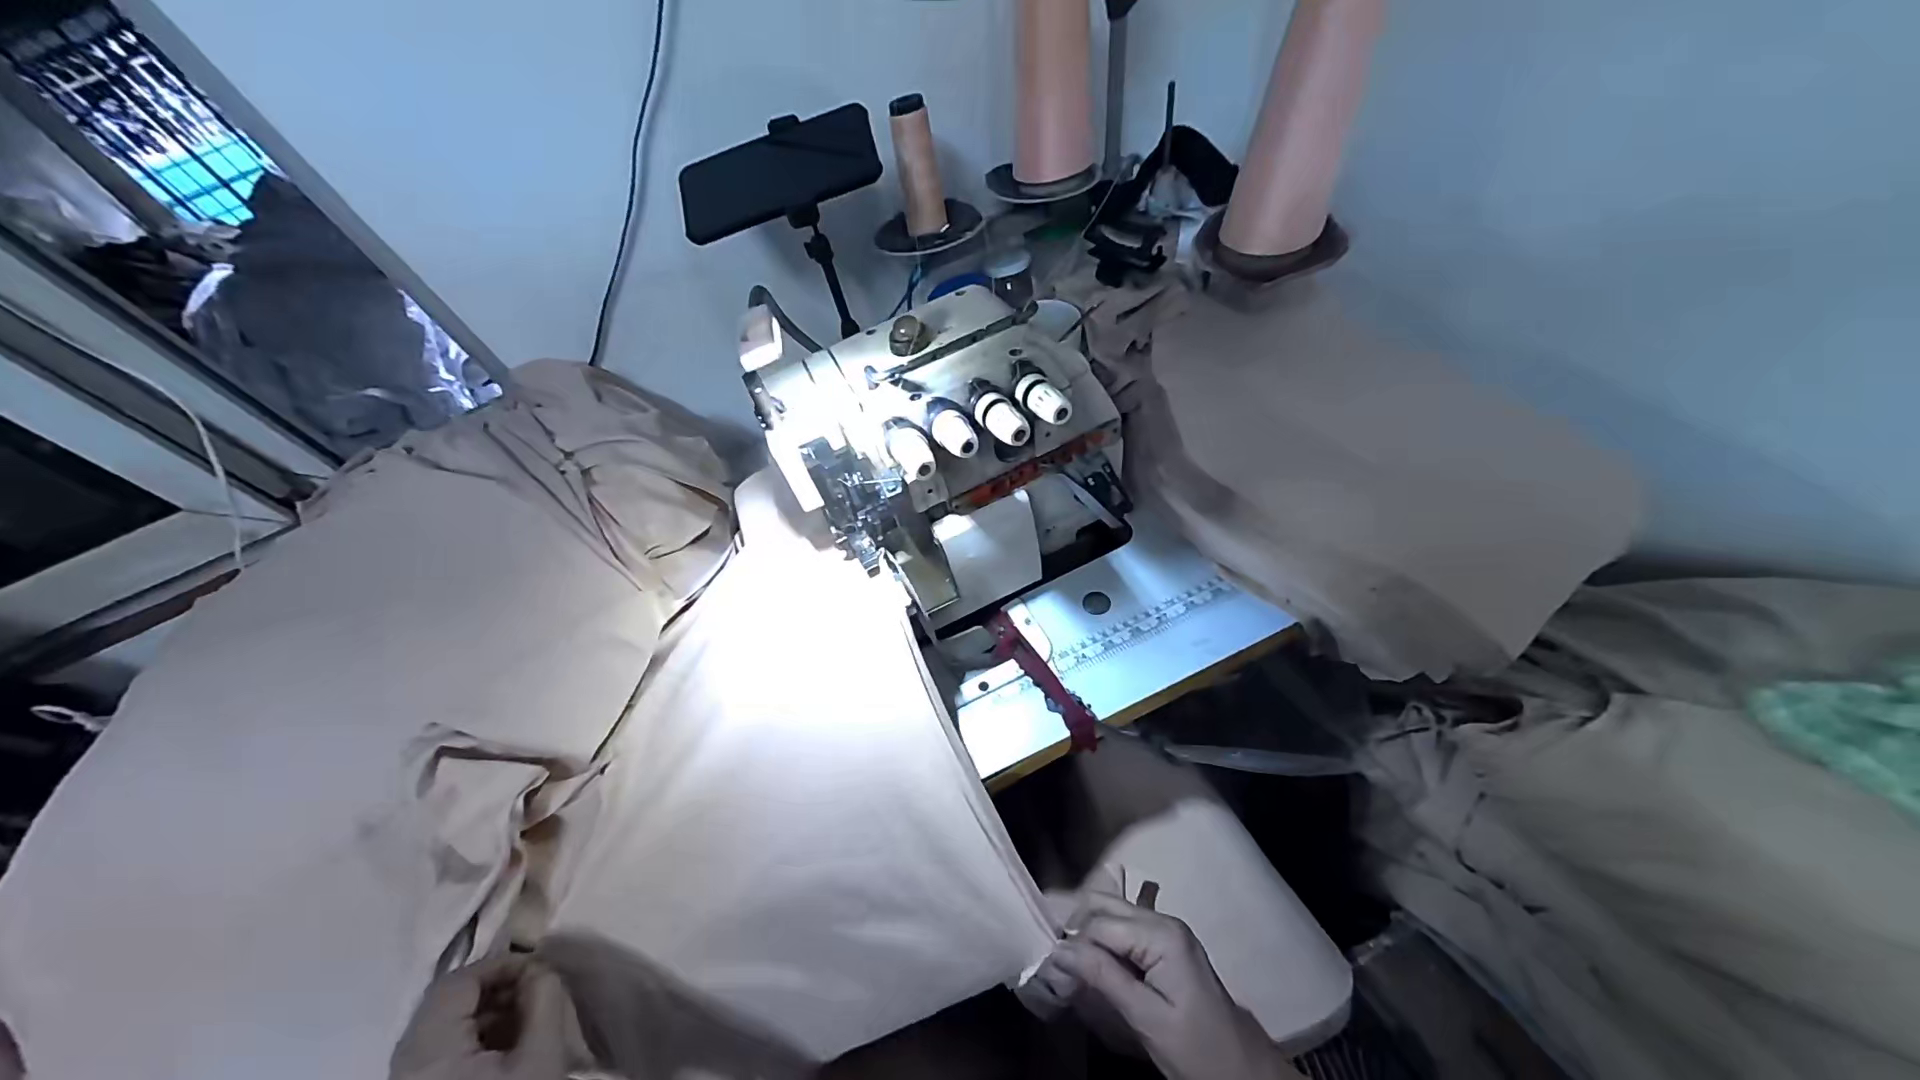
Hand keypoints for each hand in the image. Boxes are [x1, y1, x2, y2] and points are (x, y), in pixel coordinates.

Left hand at [390, 954, 582, 1079]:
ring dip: (489, 1014)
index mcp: (428, 1050)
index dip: (500, 965)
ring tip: (528, 1020)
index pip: (457, 982)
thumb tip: (539, 970)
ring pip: (444, 1027)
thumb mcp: (540, 1057)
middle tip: (536, 992)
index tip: (540, 967)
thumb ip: (544, 1000)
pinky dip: (476, 1039)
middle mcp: (405, 1064)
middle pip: (447, 1003)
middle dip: (497, 989)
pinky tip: (508, 1050)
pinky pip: (441, 1053)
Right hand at [1036, 889, 1300, 1079]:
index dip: (1072, 943)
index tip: (1050, 967)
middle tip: (1056, 960)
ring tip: (1069, 961)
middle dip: (1076, 928)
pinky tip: (1092, 961)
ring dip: (1088, 933)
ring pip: (1112, 912)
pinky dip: (1103, 940)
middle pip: (1104, 906)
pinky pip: (1124, 928)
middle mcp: (1163, 920)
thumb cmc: (1197, 1049)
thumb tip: (1059, 949)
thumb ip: (1104, 977)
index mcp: (1161, 934)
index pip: (1100, 923)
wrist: (1244, 1071)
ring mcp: (1165, 930)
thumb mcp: (1147, 1018)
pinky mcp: (1164, 945)